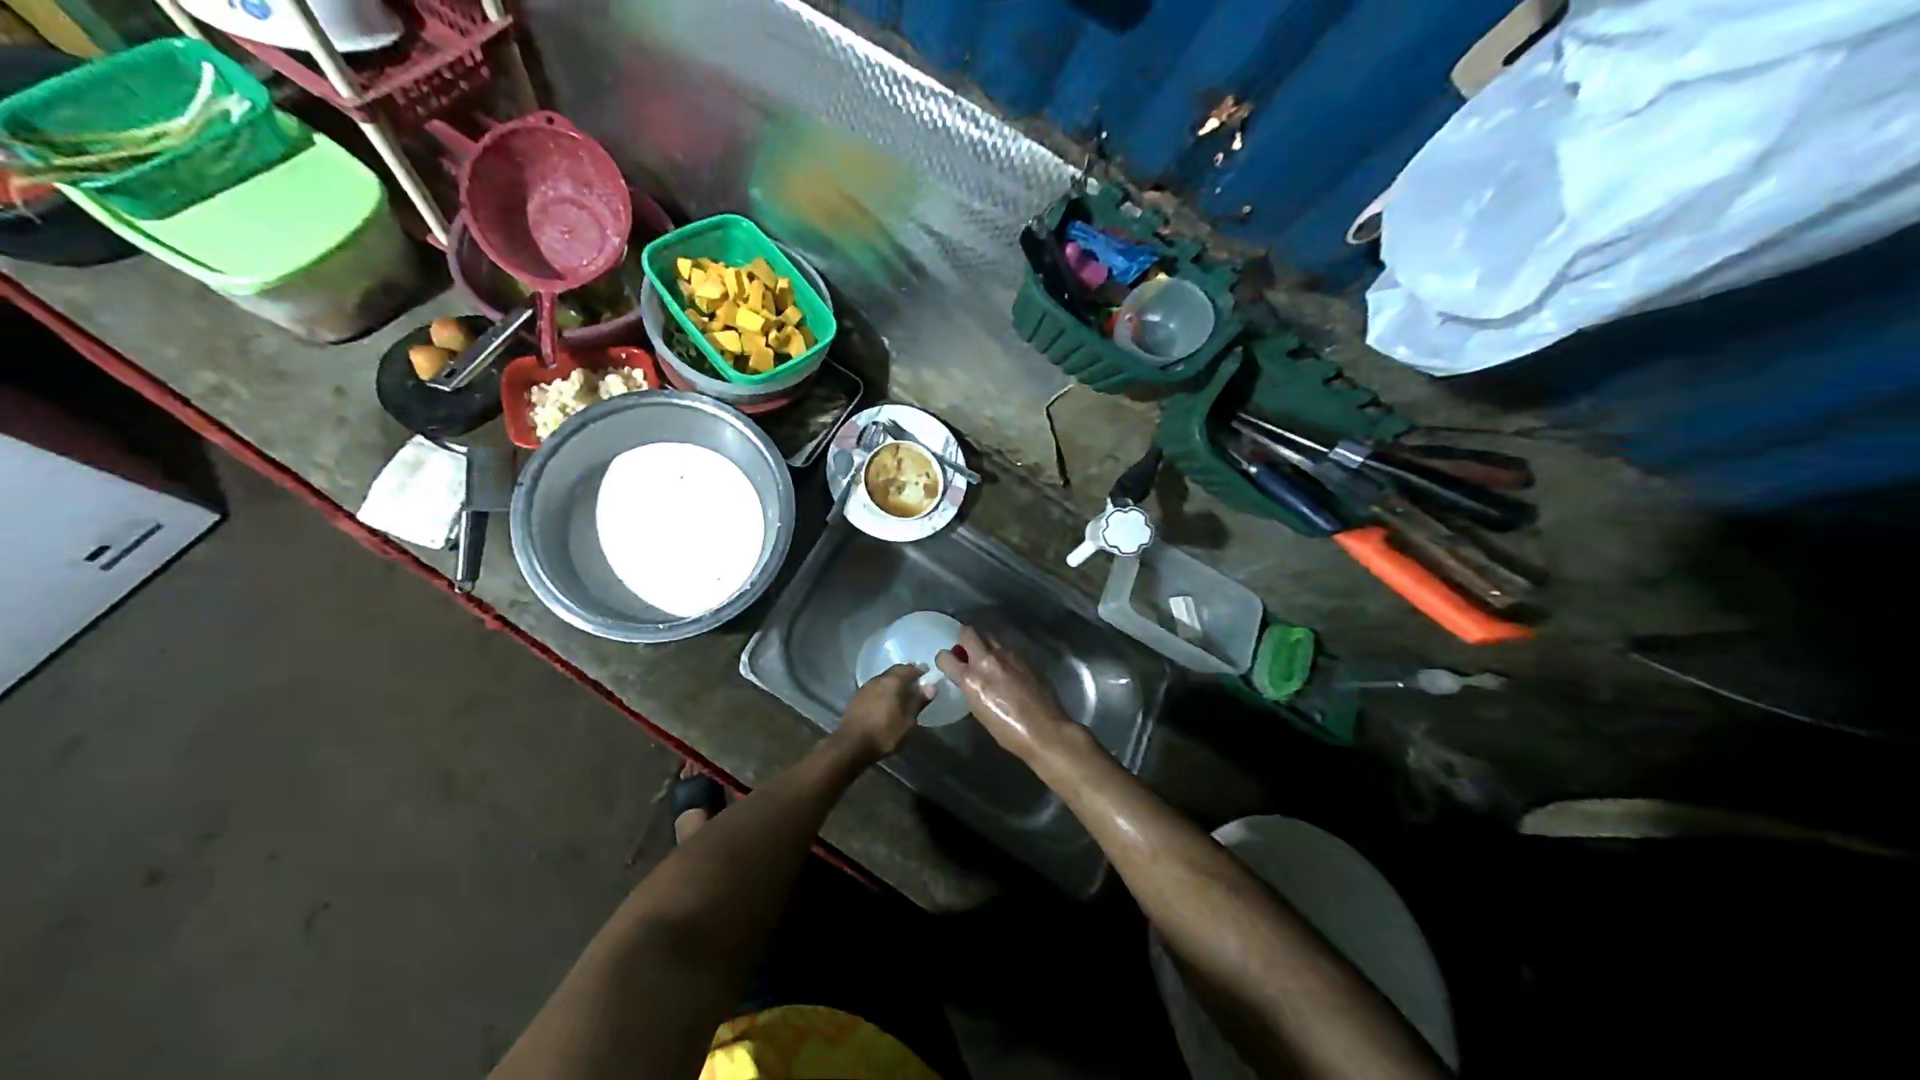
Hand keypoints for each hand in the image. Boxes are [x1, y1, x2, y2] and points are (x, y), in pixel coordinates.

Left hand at [836, 663, 932, 761]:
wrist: (851, 744)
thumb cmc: (884, 732)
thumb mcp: (907, 720)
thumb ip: (918, 701)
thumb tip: (932, 686)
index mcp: (892, 681)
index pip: (909, 669)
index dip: (920, 671)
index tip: (927, 674)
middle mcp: (878, 679)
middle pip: (895, 671)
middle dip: (906, 674)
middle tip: (916, 682)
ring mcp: (866, 687)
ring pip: (884, 679)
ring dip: (894, 682)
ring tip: (903, 692)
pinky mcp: (857, 697)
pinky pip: (876, 688)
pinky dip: (884, 690)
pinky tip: (887, 700)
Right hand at [935, 627, 1074, 761]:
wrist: (1044, 730)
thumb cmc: (1008, 732)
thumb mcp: (979, 711)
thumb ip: (970, 688)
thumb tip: (969, 679)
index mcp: (971, 679)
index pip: (945, 656)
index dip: (944, 659)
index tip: (949, 664)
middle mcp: (988, 660)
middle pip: (968, 632)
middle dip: (963, 639)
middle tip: (966, 651)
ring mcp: (1008, 656)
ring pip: (989, 635)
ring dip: (984, 644)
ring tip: (988, 659)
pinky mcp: (1025, 657)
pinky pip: (1007, 647)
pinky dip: (1002, 653)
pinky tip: (1007, 667)